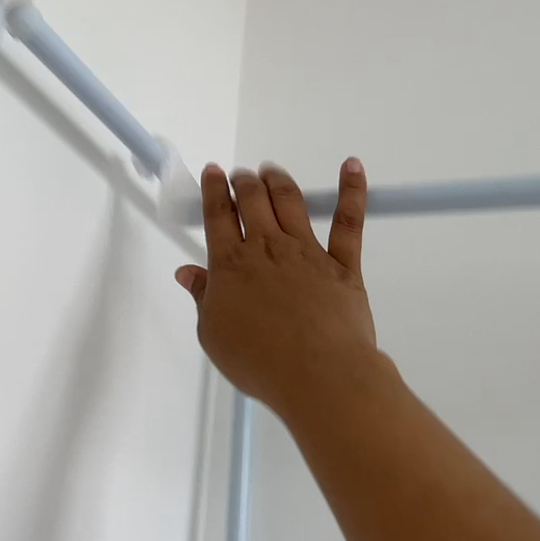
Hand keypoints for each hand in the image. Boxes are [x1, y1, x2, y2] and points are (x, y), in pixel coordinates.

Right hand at [175, 159, 382, 422]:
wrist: (318, 375)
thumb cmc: (257, 360)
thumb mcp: (213, 334)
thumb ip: (202, 297)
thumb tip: (187, 271)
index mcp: (230, 264)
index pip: (218, 215)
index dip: (213, 189)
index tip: (213, 171)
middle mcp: (266, 247)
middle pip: (253, 200)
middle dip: (244, 181)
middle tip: (241, 174)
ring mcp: (306, 252)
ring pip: (290, 202)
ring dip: (278, 180)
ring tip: (271, 170)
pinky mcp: (342, 264)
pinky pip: (348, 221)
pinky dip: (351, 190)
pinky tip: (352, 166)